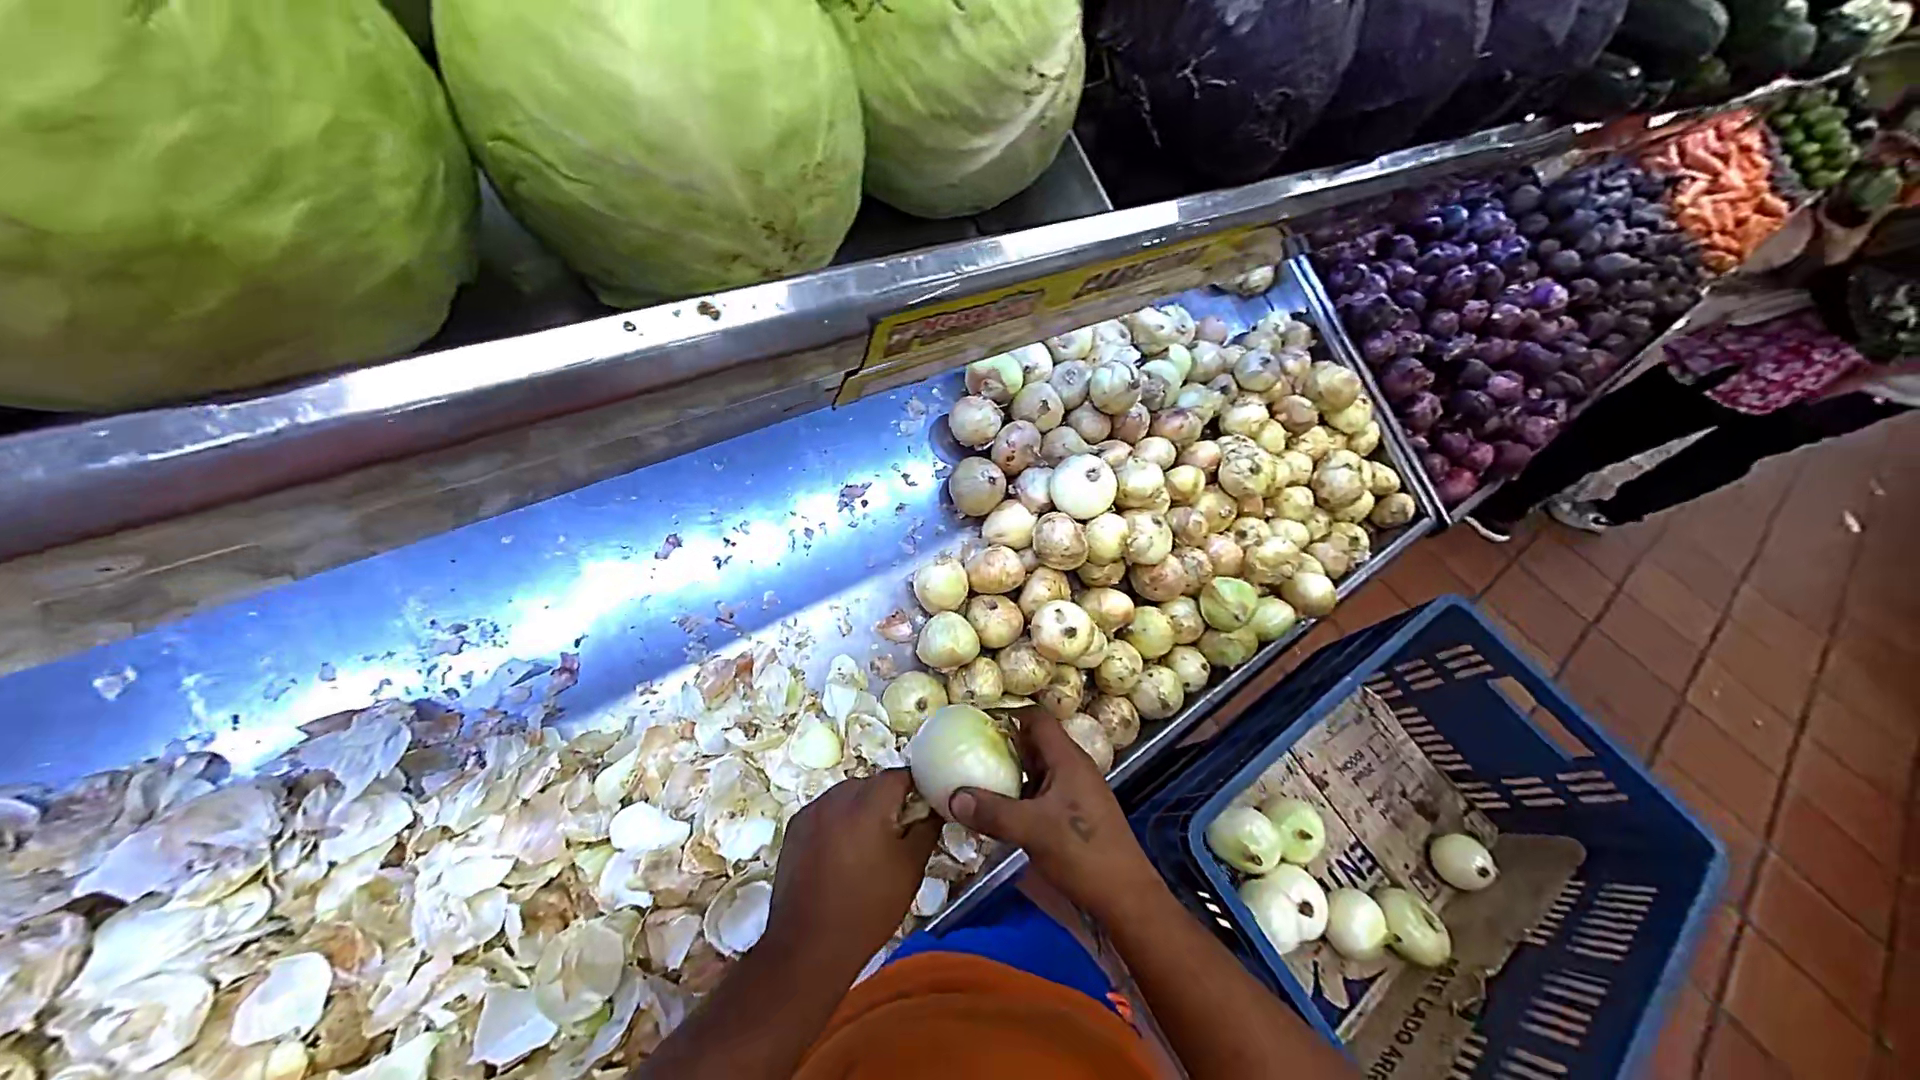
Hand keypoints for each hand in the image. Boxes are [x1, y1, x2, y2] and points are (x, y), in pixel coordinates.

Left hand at [763, 768, 938, 973]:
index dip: (917, 788)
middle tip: (899, 833)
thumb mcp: (911, 867)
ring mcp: (812, 811)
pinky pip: (826, 813)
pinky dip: (838, 823)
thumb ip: (927, 827)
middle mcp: (837, 797)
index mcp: (868, 801)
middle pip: (872, 784)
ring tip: (869, 847)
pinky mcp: (794, 828)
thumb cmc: (868, 906)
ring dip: (861, 811)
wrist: (809, 946)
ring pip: (847, 797)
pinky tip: (842, 855)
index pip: (901, 775)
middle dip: (888, 801)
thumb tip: (933, 808)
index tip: (924, 810)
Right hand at [949, 709, 1160, 921]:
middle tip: (966, 752)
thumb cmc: (1083, 853)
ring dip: (1007, 775)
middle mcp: (1071, 770)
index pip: (1036, 719)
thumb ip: (992, 811)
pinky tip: (995, 813)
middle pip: (1033, 744)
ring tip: (973, 780)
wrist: (1126, 899)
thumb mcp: (1032, 830)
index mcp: (1067, 759)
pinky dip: (1017, 798)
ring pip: (1035, 773)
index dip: (1008, 714)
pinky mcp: (1072, 818)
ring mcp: (1073, 794)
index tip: (976, 722)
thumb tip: (953, 796)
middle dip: (1001, 746)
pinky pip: (1038, 796)